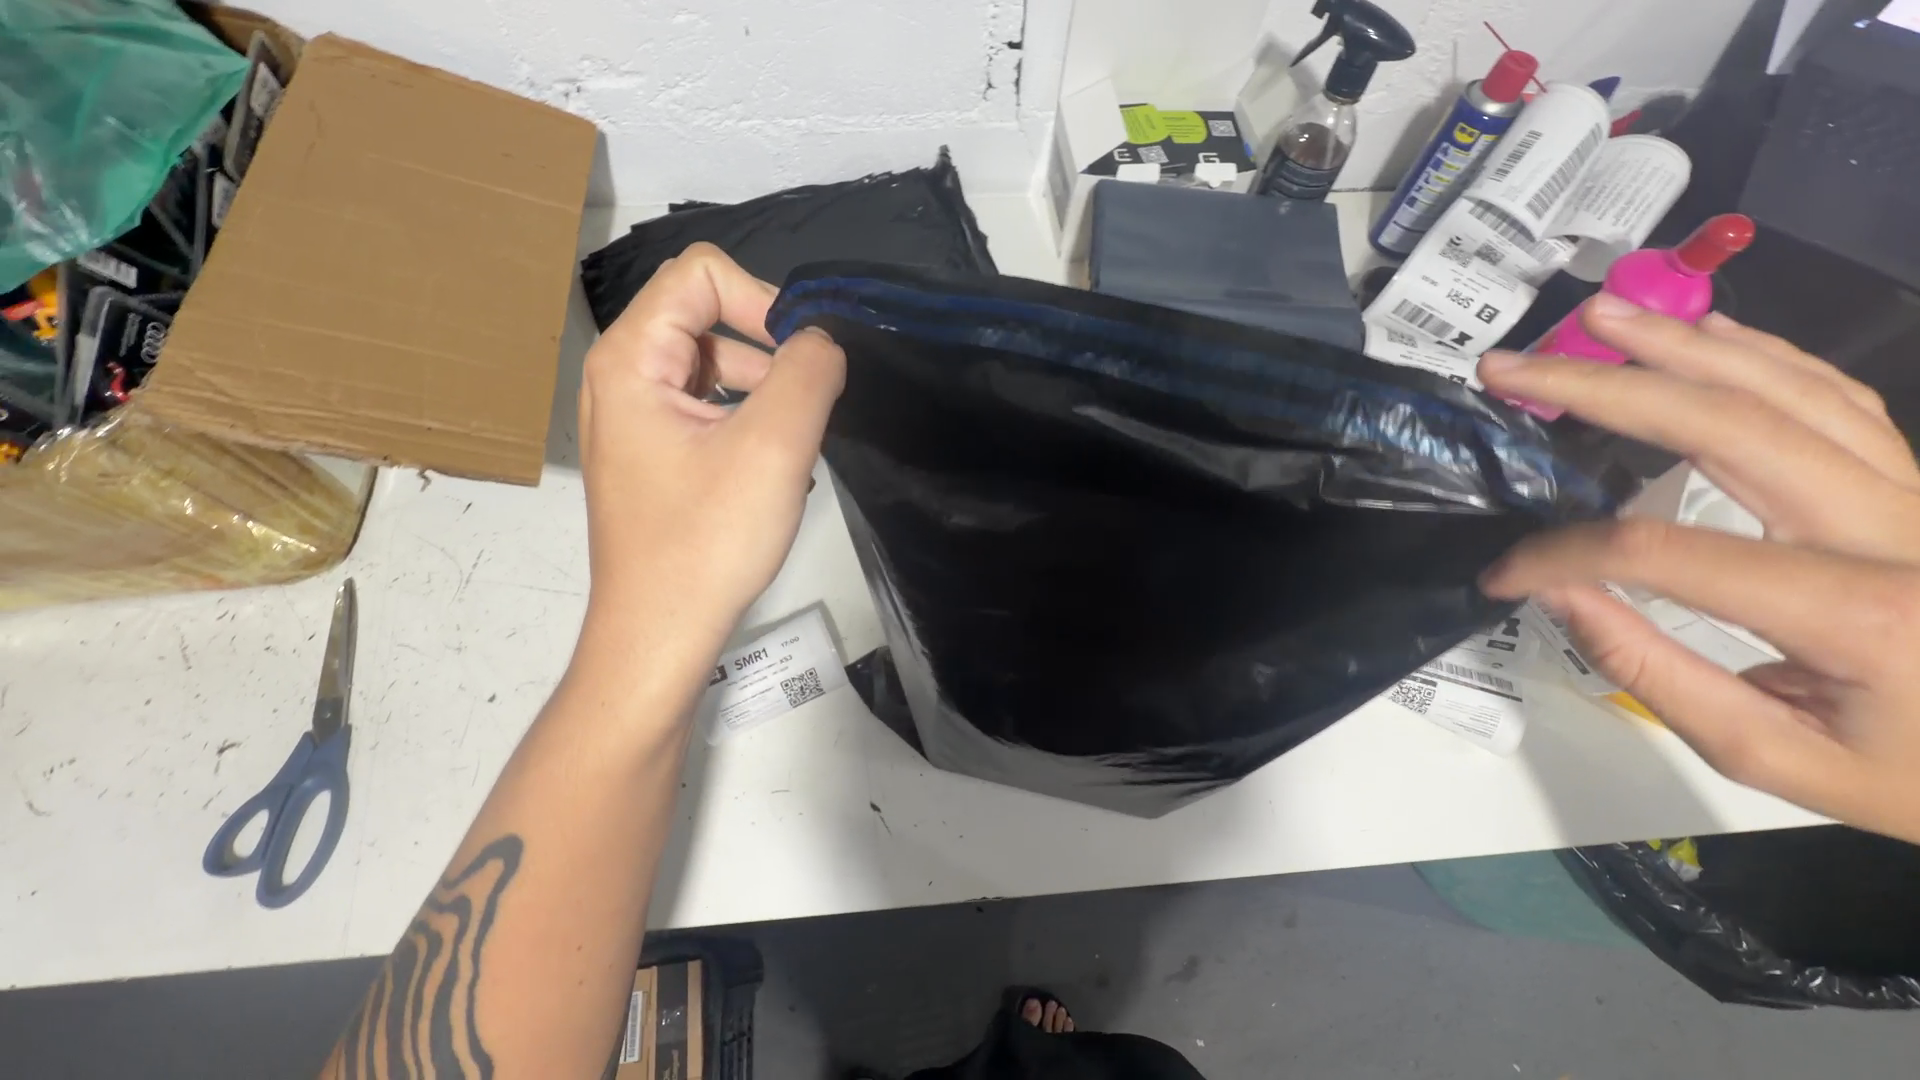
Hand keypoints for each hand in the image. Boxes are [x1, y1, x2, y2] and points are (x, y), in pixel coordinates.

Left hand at [576, 243, 844, 648]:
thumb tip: (824, 339)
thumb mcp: (774, 447)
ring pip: (714, 364)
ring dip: (765, 391)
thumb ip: (808, 372)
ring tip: (794, 445)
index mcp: (630, 359)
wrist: (661, 634)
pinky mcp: (654, 453)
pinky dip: (749, 421)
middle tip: (809, 405)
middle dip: (768, 350)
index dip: (763, 300)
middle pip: (706, 315)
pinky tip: (773, 468)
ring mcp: (635, 418)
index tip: (805, 358)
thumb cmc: (707, 542)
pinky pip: (709, 406)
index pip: (700, 274)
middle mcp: (622, 377)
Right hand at [1477, 294, 1919, 843]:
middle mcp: (1895, 528)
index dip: (1557, 555)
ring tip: (1596, 318)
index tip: (1500, 575)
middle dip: (1604, 388)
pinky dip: (1765, 355)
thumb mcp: (1778, 759)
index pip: (1658, 553)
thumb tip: (1554, 589)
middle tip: (1512, 367)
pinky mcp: (1918, 485)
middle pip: (1729, 428)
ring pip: (1791, 390)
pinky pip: (1839, 398)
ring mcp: (1919, 494)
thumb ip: (1653, 670)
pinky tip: (1706, 336)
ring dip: (1681, 346)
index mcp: (1857, 612)